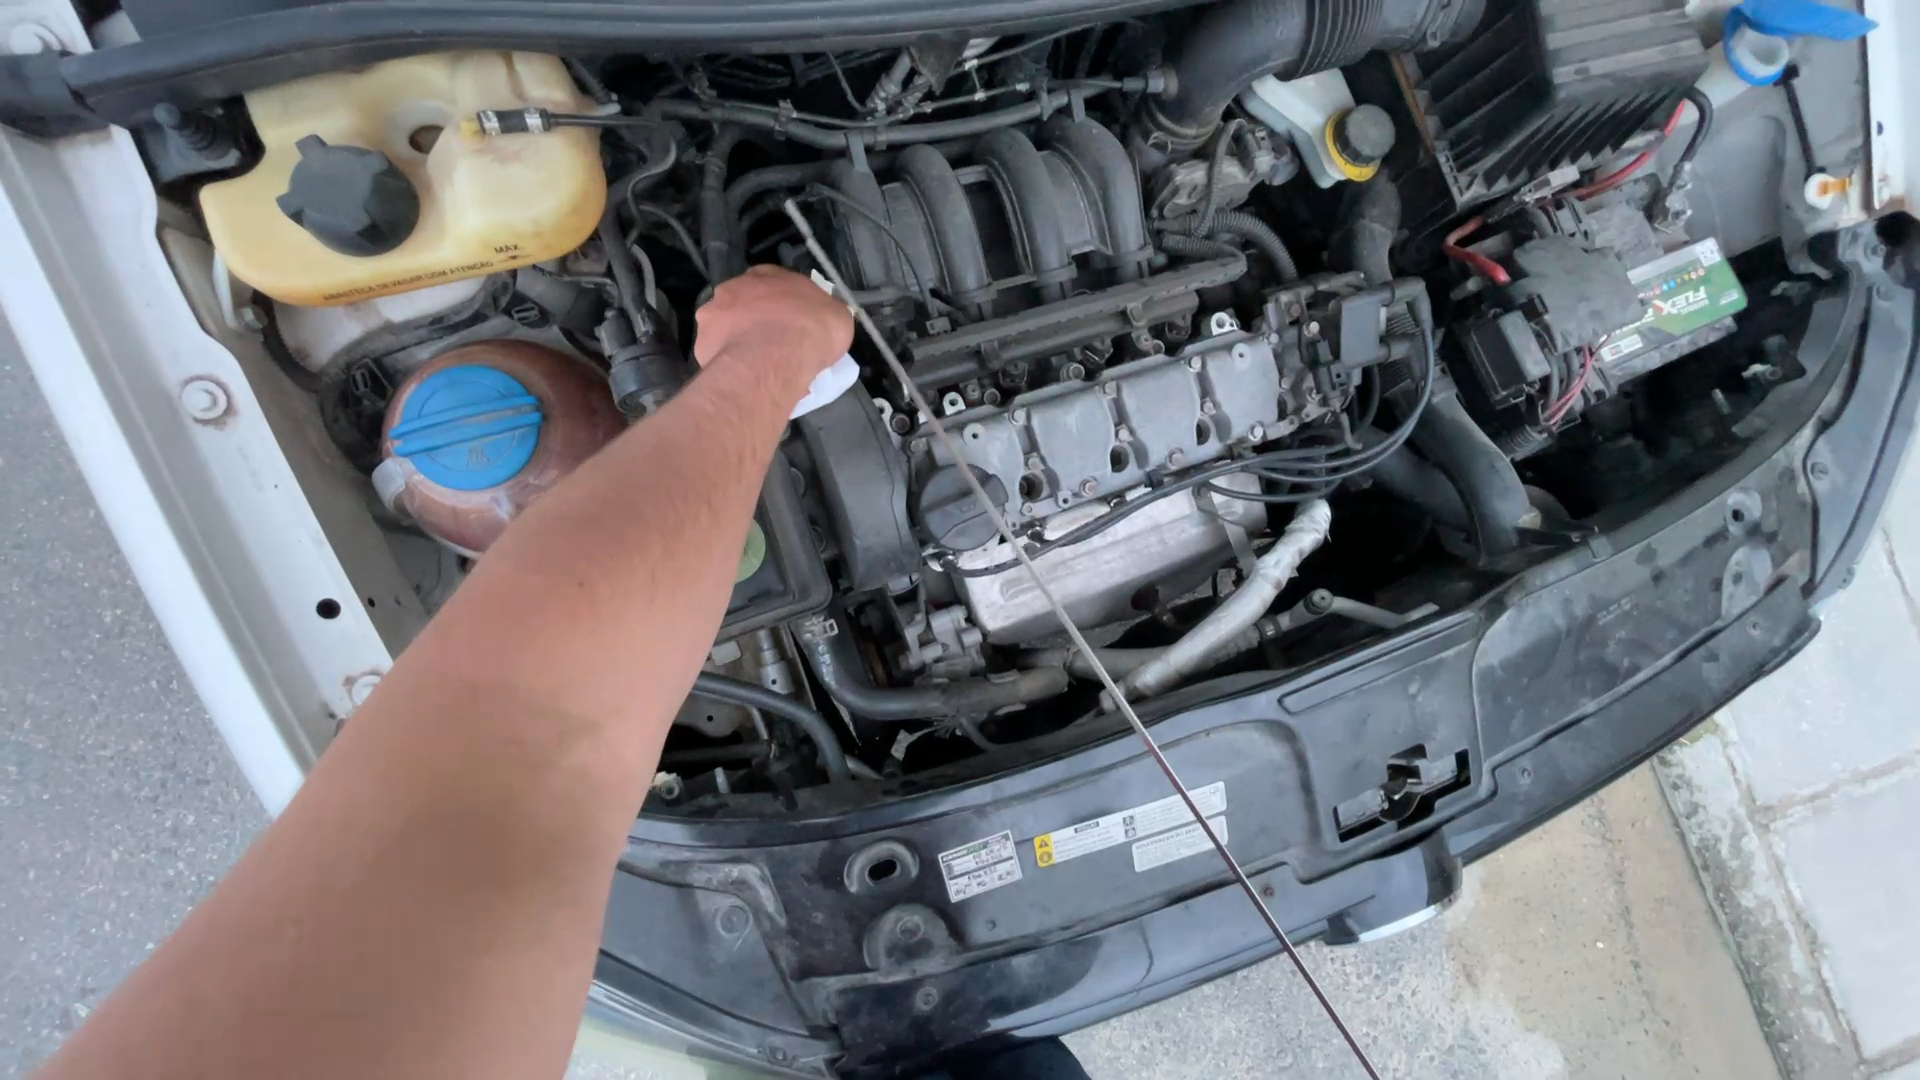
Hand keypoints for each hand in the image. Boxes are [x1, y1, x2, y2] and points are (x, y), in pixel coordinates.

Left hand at [693, 265, 854, 384]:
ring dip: (738, 340)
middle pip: (745, 301)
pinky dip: (728, 363)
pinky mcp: (702, 341)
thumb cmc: (812, 329)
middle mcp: (736, 286)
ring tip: (757, 365)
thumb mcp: (838, 317)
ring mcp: (714, 312)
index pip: (773, 281)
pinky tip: (743, 377)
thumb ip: (827, 312)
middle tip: (773, 344)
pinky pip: (717, 353)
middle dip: (756, 319)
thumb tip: (827, 317)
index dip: (783, 301)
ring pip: (726, 326)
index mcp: (769, 274)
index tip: (793, 321)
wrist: (777, 355)